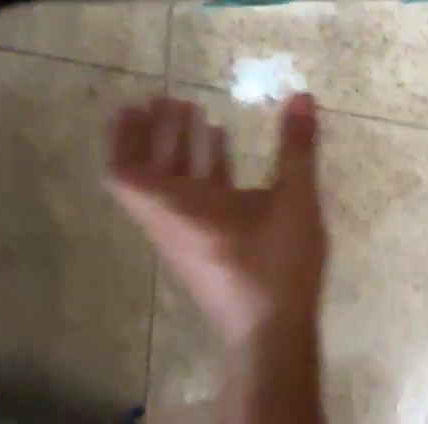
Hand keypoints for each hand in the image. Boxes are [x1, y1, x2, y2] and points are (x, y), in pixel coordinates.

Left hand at [106, 93, 327, 346]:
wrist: (271, 331)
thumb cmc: (276, 263)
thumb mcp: (294, 198)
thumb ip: (297, 147)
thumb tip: (301, 96)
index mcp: (182, 210)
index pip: (130, 173)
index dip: (127, 137)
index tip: (136, 104)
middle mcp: (175, 221)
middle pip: (148, 174)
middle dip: (155, 133)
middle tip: (169, 96)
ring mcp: (191, 235)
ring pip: (172, 185)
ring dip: (179, 148)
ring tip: (195, 110)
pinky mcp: (211, 244)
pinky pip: (195, 196)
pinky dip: (204, 167)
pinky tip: (224, 145)